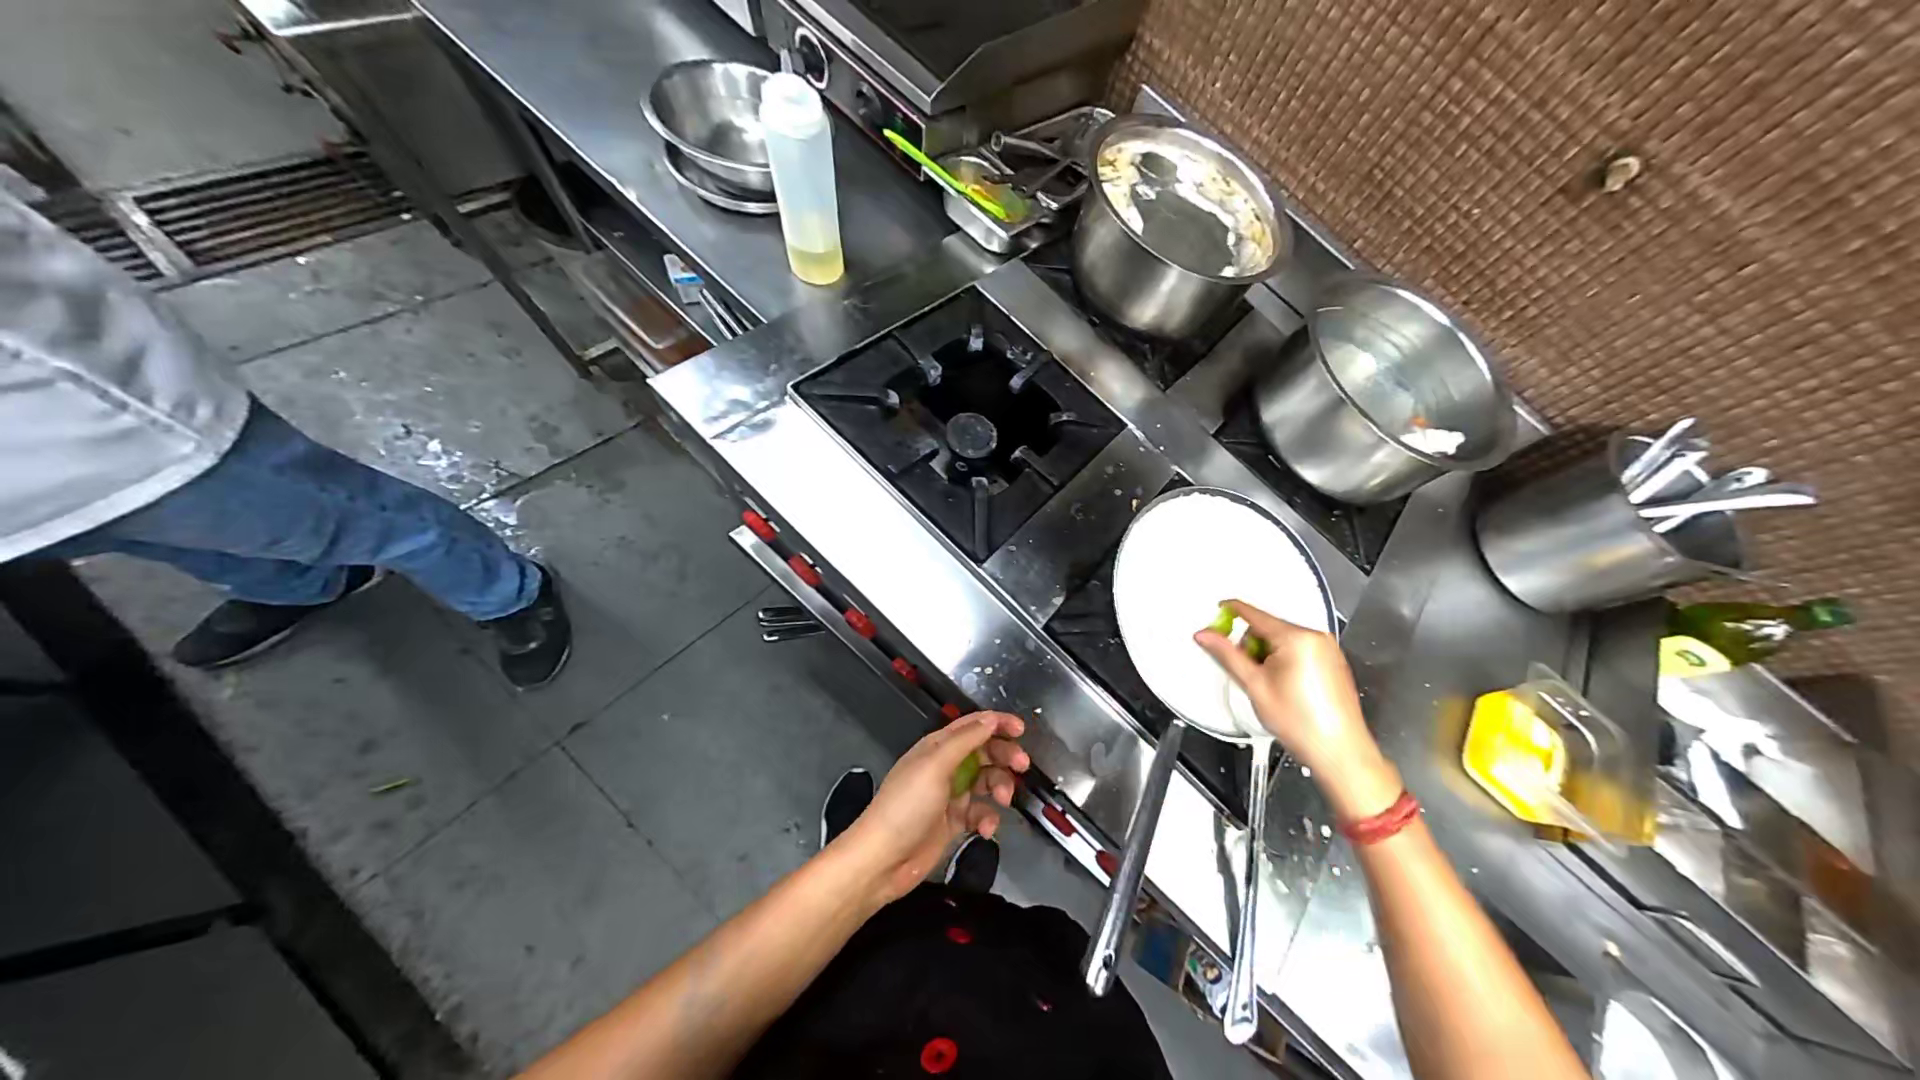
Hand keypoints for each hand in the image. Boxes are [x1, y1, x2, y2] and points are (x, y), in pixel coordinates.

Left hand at [834, 711, 1029, 904]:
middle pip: (984, 752)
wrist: (883, 859)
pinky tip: (986, 829)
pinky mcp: (954, 821)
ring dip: (1000, 787)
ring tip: (1002, 801)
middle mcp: (945, 766)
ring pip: (986, 781)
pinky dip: (988, 818)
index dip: (997, 723)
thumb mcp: (935, 766)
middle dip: (1005, 756)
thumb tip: (991, 719)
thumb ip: (965, 740)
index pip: (972, 726)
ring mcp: (950, 795)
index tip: (1022, 729)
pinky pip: (980, 812)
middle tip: (1022, 766)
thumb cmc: (907, 806)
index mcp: (937, 747)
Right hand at [1195, 600, 1401, 821]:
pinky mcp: (1332, 662)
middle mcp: (1316, 638)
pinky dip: (1284, 662)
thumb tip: (1206, 636)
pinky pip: (1299, 651)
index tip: (1219, 610)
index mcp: (1297, 638)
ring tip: (1269, 686)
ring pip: (1283, 641)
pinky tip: (1283, 687)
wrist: (1338, 750)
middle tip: (1247, 671)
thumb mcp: (1254, 685)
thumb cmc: (1303, 723)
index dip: (1232, 612)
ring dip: (1267, 656)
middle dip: (1251, 645)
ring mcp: (1327, 650)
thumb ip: (1226, 654)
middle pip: (1269, 628)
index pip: (1255, 614)